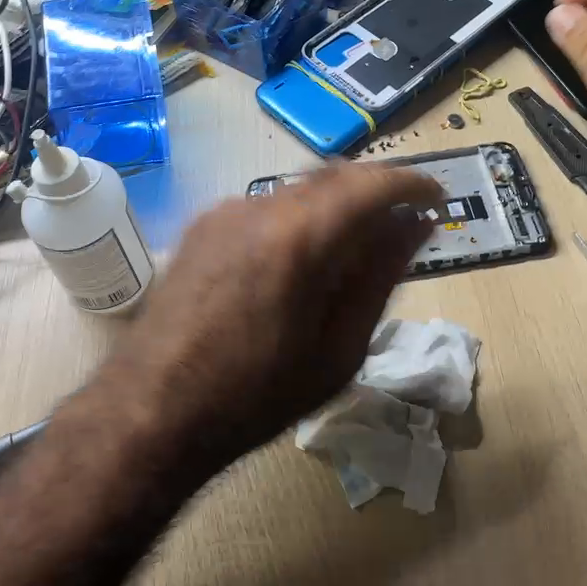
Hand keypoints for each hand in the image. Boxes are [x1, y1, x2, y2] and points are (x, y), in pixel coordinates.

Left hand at [100, 163, 442, 463]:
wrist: (151, 410)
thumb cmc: (256, 395)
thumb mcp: (338, 349)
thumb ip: (380, 277)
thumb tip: (415, 227)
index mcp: (301, 236)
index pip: (372, 183)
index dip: (412, 185)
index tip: (435, 200)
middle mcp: (262, 206)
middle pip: (335, 175)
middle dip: (376, 190)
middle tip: (403, 223)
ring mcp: (226, 211)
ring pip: (299, 188)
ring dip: (336, 204)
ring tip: (354, 246)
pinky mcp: (203, 225)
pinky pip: (266, 206)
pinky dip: (298, 217)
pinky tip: (300, 259)